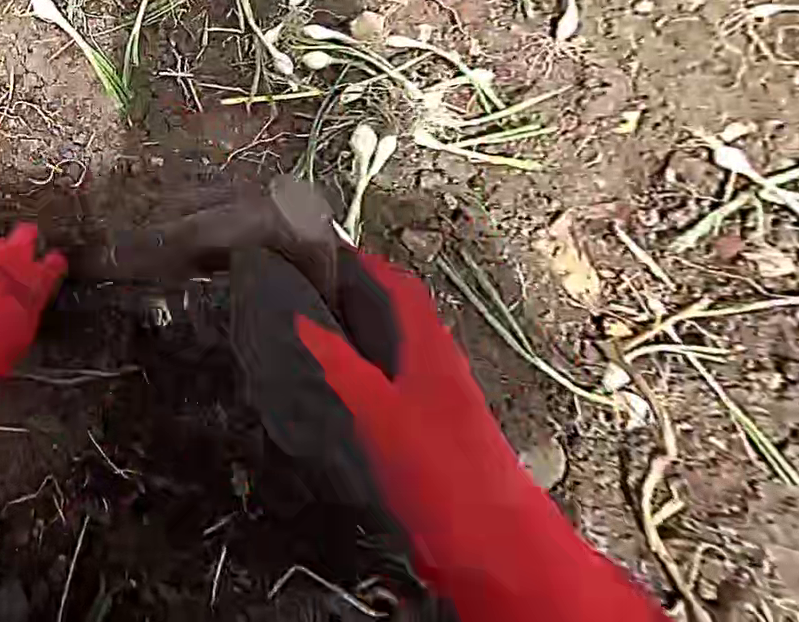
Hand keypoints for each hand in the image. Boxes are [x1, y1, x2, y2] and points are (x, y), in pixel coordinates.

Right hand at [232, 247, 667, 620]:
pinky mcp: (428, 426)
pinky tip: (335, 374)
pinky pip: (389, 376)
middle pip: (399, 313)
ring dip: (360, 326)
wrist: (496, 550)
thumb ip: (339, 363)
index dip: (372, 264)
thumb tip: (302, 318)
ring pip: (393, 344)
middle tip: (313, 280)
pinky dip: (362, 361)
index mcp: (432, 352)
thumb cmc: (442, 470)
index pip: (404, 289)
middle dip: (359, 291)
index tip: (335, 248)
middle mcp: (437, 367)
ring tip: (316, 318)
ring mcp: (435, 398)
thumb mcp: (379, 411)